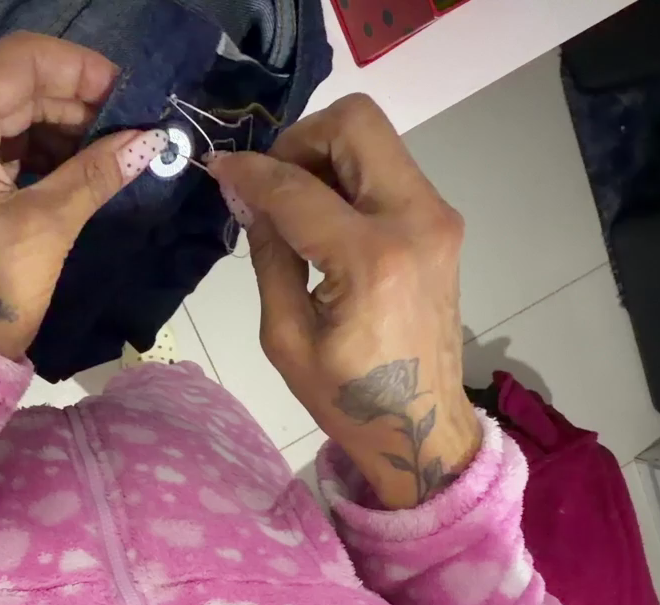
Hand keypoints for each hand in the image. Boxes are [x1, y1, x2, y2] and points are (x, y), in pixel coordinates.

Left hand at [0, 32, 167, 358]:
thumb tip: (151, 141)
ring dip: (59, 125)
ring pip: (8, 111)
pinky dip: (37, 148)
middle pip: (14, 83)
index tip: (131, 94)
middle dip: (74, 99)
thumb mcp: (45, 227)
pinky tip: (77, 162)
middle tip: (128, 126)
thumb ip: (95, 173)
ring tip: (110, 147)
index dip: (81, 70)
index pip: (21, 61)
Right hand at [209, 94, 480, 509]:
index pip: (298, 188)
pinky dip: (347, 180)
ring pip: (375, 140)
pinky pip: (388, 171)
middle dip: (299, 141)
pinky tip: (322, 223)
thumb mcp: (287, 338)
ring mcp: (437, 217)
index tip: (218, 169)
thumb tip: (250, 200)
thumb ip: (269, 259)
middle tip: (270, 185)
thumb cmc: (347, 398)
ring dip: (324, 158)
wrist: (422, 427)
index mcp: (372, 259)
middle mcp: (415, 219)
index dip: (251, 173)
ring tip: (292, 208)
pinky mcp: (440, 224)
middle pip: (355, 124)